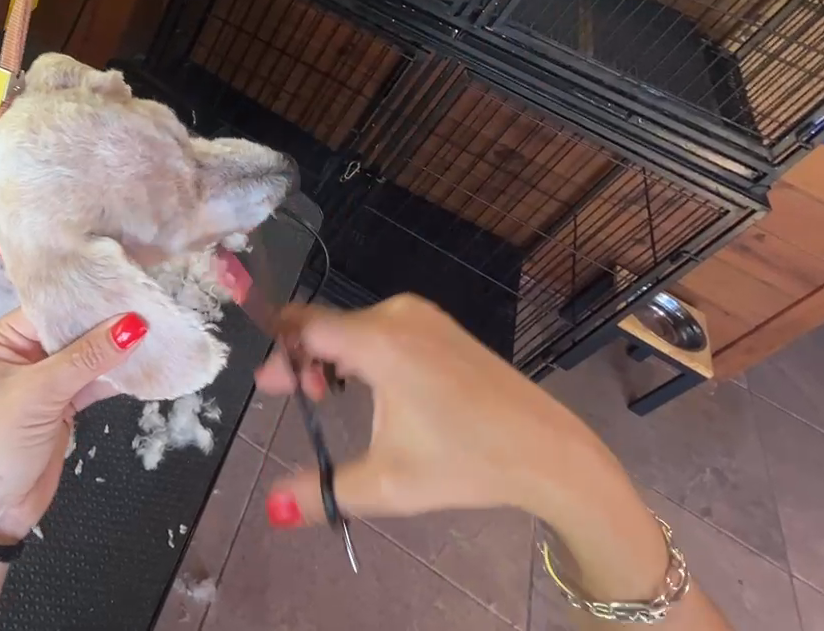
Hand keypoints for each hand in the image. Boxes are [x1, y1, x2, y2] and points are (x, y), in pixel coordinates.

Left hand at [0, 309, 147, 543]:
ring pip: (86, 355)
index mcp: (3, 338)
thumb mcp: (40, 393)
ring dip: (116, 349)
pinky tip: (146, 362)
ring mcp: (46, 379)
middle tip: (151, 302)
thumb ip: (87, 357)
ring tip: (158, 327)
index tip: (128, 283)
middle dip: (106, 321)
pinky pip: (93, 381)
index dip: (86, 296)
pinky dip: (116, 375)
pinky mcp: (63, 405)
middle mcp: (24, 351)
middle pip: (71, 329)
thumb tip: (134, 322)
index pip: (50, 306)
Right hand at [256, 296, 726, 627]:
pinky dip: (359, 350)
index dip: (280, 352)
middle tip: (302, 400)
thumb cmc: (467, 464)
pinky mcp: (437, 322)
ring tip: (333, 397)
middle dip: (304, 359)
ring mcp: (419, 314)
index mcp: (378, 343)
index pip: (303, 325)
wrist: (553, 454)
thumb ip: (322, 493)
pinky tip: (369, 386)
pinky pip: (377, 325)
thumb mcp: (388, 484)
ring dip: (331, 356)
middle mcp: (394, 314)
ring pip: (350, 325)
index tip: (271, 387)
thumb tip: (271, 509)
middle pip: (324, 324)